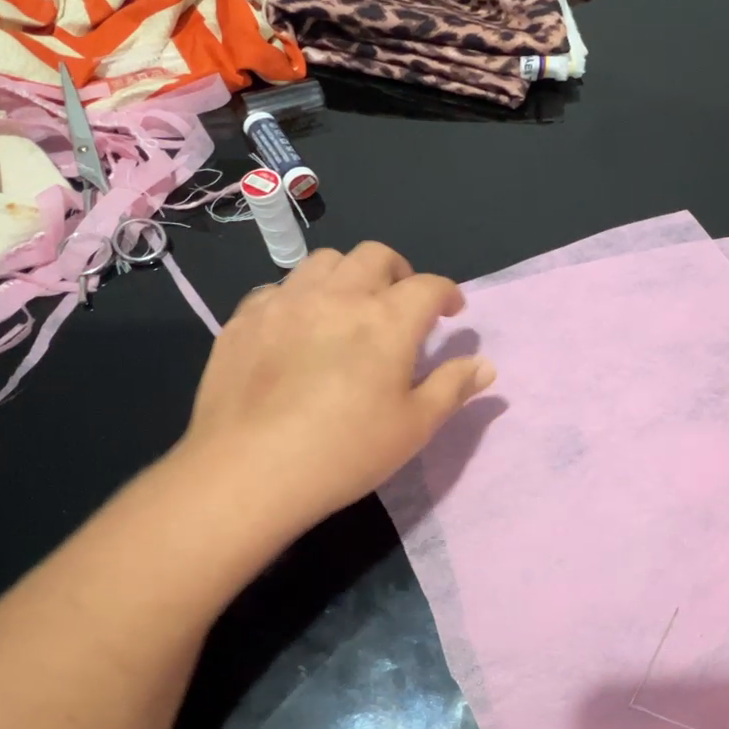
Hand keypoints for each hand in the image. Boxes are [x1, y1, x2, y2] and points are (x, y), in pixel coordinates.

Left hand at [174, 241, 494, 530]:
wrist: (249, 471)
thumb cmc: (345, 452)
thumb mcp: (414, 427)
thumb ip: (452, 387)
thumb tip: (484, 364)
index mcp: (387, 320)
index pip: (429, 286)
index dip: (447, 294)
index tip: (452, 312)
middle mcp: (338, 296)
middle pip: (375, 256)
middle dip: (399, 272)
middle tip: (402, 303)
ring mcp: (285, 302)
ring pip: (324, 262)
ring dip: (348, 275)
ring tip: (350, 307)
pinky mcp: (244, 319)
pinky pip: (279, 288)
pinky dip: (301, 296)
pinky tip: (300, 328)